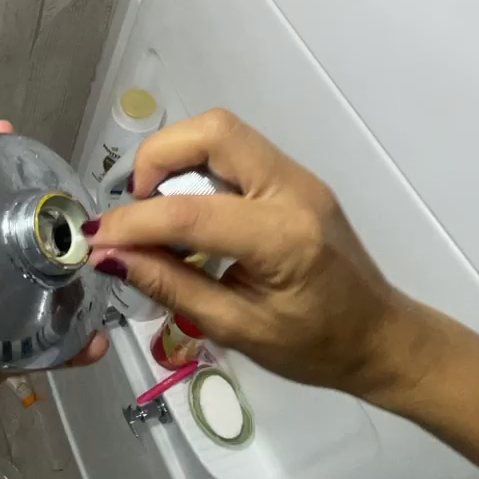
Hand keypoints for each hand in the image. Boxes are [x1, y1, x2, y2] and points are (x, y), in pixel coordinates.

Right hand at [85, 109, 442, 401]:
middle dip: (156, 158)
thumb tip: (110, 256)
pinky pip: (232, 150)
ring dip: (174, 157)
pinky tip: (186, 209)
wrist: (383, 337)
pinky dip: (194, 166)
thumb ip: (170, 285)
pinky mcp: (291, 177)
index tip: (95, 239)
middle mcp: (293, 190)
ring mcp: (296, 176)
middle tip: (135, 206)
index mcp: (284, 238)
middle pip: (213, 131)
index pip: (191, 212)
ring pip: (221, 131)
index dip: (132, 222)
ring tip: (156, 208)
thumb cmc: (315, 347)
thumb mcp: (236, 329)